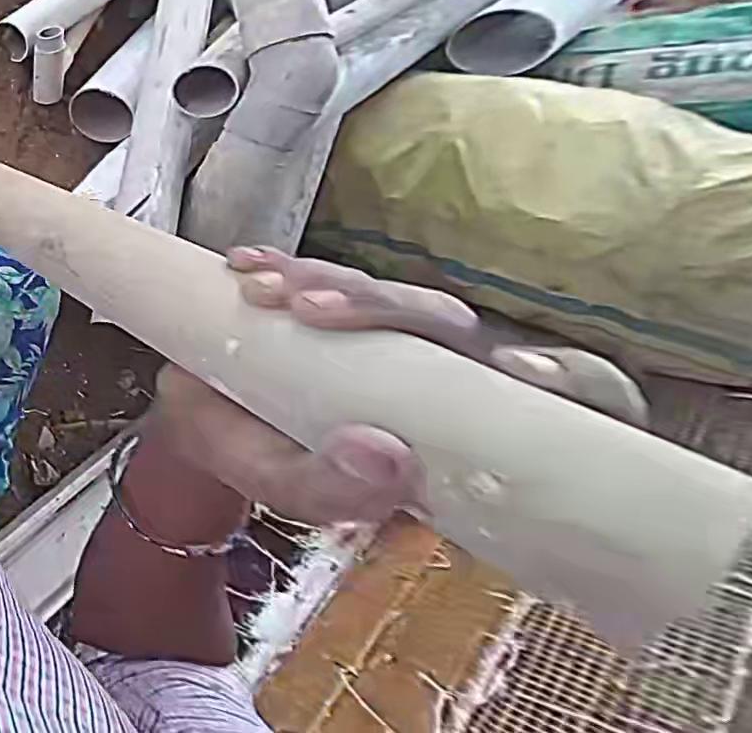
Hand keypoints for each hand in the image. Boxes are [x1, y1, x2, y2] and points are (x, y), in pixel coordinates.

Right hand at [145, 247, 647, 526]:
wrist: (187, 414)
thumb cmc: (249, 455)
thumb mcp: (287, 488)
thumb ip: (336, 490)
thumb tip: (388, 455)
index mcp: (441, 422)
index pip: (540, 395)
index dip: (564, 376)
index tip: (520, 367)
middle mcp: (410, 363)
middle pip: (435, 317)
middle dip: (376, 303)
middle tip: (307, 308)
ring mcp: (353, 323)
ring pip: (366, 283)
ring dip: (314, 277)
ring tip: (256, 289)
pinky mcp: (302, 293)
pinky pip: (302, 267)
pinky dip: (273, 261)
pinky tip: (240, 265)